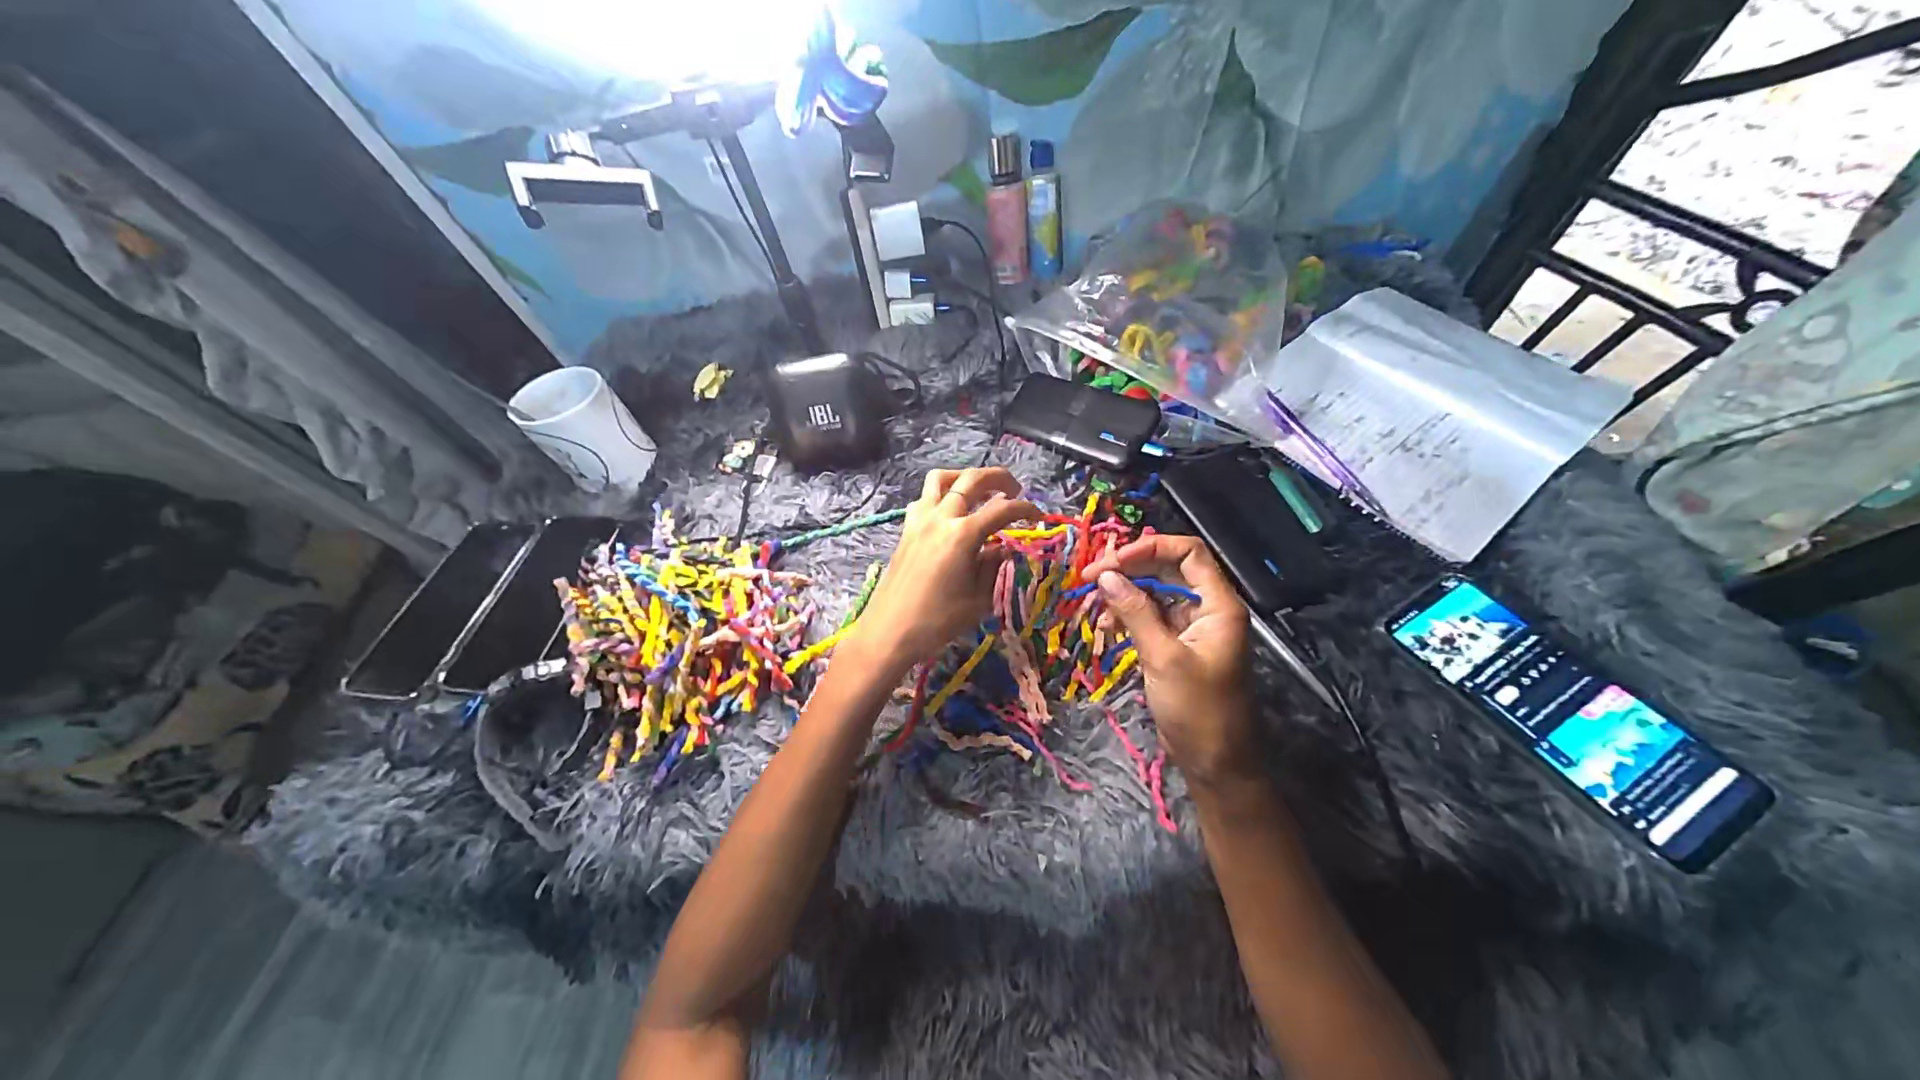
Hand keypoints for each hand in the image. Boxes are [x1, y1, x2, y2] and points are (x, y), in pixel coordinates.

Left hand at [843, 467, 1038, 673]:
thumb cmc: (938, 620)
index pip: (1002, 509)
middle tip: (1015, 489)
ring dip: (964, 477)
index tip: (1038, 516)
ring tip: (979, 490)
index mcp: (963, 534)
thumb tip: (1003, 547)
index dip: (1025, 508)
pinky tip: (950, 512)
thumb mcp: (979, 598)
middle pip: (972, 479)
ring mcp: (919, 520)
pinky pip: (923, 498)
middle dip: (998, 478)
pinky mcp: (906, 529)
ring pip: (941, 479)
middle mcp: (940, 518)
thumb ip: (994, 566)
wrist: (889, 631)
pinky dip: (941, 495)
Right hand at [1083, 535, 1254, 787]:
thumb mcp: (1163, 658)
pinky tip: (1108, 627)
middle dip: (1129, 569)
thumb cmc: (1198, 710)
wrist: (1215, 761)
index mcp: (1218, 604)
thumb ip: (1135, 612)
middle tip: (1090, 579)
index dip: (1148, 548)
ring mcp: (1193, 626)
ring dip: (1125, 593)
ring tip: (1096, 608)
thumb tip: (1105, 575)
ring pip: (1156, 591)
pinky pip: (1151, 616)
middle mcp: (1208, 607)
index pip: (1188, 552)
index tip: (1110, 562)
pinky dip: (1128, 616)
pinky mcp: (1178, 643)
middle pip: (1168, 568)